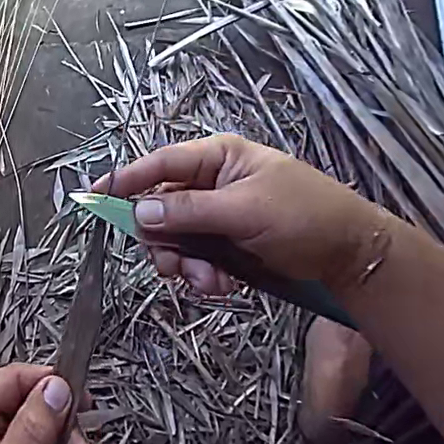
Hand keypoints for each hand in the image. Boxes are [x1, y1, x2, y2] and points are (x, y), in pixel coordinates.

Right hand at [97, 134, 399, 296]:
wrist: (349, 253)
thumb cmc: (304, 215)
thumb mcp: (245, 210)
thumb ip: (190, 211)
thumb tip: (140, 211)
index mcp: (218, 157)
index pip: (161, 163)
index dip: (127, 179)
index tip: (94, 195)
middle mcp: (211, 182)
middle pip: (161, 207)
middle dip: (164, 240)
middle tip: (171, 265)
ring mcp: (217, 214)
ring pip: (174, 238)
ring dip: (184, 264)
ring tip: (209, 282)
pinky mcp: (225, 243)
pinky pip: (194, 257)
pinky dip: (201, 275)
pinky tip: (222, 285)